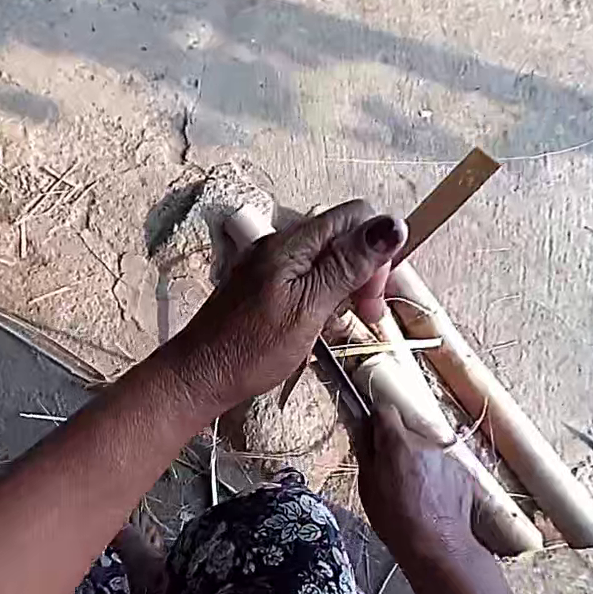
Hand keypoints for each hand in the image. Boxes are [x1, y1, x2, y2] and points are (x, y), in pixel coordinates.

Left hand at [161, 200, 404, 414]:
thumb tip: (391, 225)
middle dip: (364, 269)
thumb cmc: (251, 350)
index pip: (354, 216)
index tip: (372, 295)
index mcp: (291, 244)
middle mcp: (279, 244)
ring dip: (345, 286)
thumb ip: (348, 266)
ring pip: (326, 258)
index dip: (376, 249)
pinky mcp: (263, 284)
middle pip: (342, 236)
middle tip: (365, 314)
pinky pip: (306, 276)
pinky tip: (319, 322)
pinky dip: (323, 295)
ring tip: (340, 322)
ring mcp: (269, 265)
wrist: (201, 376)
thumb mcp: (309, 308)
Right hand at [356, 404, 485, 565]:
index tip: (372, 434)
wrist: (437, 546)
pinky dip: (435, 476)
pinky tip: (430, 498)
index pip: (385, 410)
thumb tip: (361, 426)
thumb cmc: (395, 518)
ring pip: (425, 449)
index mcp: (397, 442)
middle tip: (390, 471)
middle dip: (397, 444)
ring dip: (417, 460)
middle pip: (407, 431)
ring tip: (412, 489)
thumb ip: (365, 450)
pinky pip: (442, 466)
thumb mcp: (367, 485)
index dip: (376, 420)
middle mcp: (425, 442)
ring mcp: (447, 457)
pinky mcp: (463, 472)